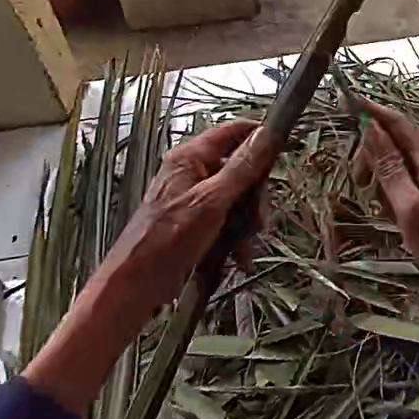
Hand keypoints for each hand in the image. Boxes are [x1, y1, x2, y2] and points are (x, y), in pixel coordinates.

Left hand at [24, 120, 279, 412]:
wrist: (136, 286)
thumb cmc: (169, 240)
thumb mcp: (212, 201)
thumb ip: (242, 168)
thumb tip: (268, 134)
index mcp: (190, 157)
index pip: (234, 131)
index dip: (260, 139)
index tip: (282, 155)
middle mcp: (193, 171)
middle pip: (241, 169)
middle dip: (255, 197)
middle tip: (258, 221)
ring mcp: (195, 197)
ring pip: (238, 198)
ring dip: (247, 223)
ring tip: (245, 248)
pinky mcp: (197, 222)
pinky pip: (227, 220)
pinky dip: (236, 237)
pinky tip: (239, 258)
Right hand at [352, 100, 418, 312]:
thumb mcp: (409, 207)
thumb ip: (389, 166)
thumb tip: (371, 128)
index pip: (397, 123)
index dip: (370, 112)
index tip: (345, 101)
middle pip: (394, 143)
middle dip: (372, 158)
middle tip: (359, 184)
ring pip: (397, 165)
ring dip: (382, 182)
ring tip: (383, 211)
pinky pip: (406, 183)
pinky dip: (393, 195)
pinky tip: (393, 216)